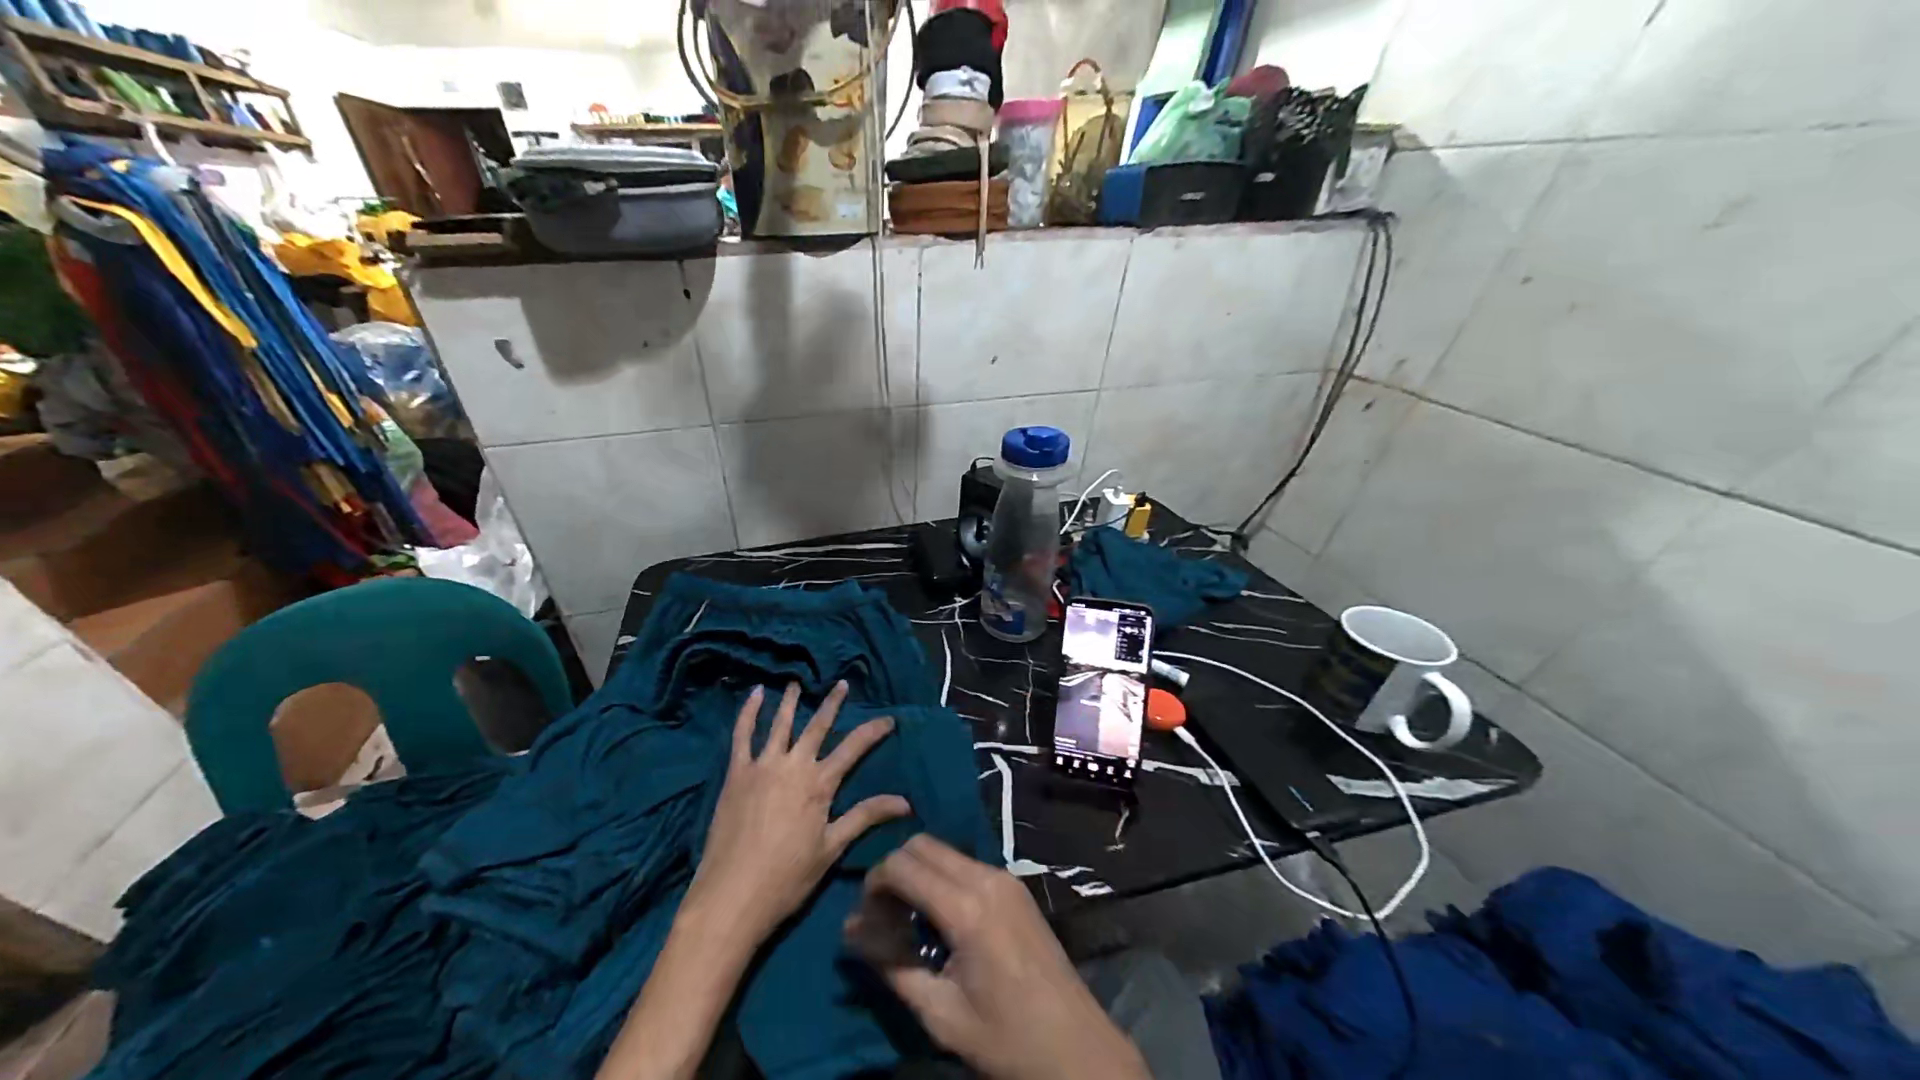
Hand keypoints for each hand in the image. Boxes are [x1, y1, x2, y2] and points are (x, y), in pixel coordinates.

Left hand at [684, 681, 909, 948]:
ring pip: (780, 724)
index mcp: (819, 785)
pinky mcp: (735, 774)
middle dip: (832, 704)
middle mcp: (793, 766)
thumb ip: (865, 817)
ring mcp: (761, 766)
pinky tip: (754, 695)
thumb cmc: (787, 877)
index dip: (873, 731)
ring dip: (790, 701)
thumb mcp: (832, 848)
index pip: (853, 748)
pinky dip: (749, 713)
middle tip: (841, 684)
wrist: (731, 895)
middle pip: (817, 727)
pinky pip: (742, 736)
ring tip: (797, 683)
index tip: (889, 719)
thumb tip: (906, 801)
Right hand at [845, 836, 1150, 1079]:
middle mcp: (987, 878)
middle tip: (882, 916)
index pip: (902, 865)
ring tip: (907, 919)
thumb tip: (851, 931)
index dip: (873, 884)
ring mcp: (1005, 877)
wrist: (1078, 1048)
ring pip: (944, 850)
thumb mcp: (941, 1014)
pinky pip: (965, 864)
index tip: (864, 919)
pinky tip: (938, 918)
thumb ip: (892, 966)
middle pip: (921, 844)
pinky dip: (941, 877)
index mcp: (967, 909)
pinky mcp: (1015, 886)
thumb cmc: (1007, 1039)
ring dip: (917, 872)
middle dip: (893, 871)